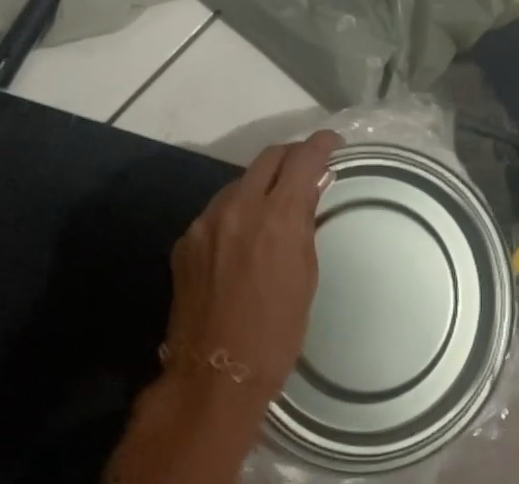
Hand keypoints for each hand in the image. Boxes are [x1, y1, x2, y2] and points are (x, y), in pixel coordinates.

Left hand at [164, 130, 339, 400]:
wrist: (213, 375)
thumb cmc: (276, 332)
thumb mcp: (305, 274)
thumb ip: (304, 224)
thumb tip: (309, 193)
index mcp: (277, 216)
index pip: (303, 159)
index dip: (321, 144)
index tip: (333, 143)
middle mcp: (238, 207)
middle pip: (268, 158)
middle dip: (291, 156)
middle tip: (307, 167)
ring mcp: (206, 222)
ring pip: (239, 182)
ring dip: (260, 185)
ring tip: (273, 204)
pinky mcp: (185, 240)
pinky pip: (216, 211)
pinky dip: (235, 213)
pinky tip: (242, 236)